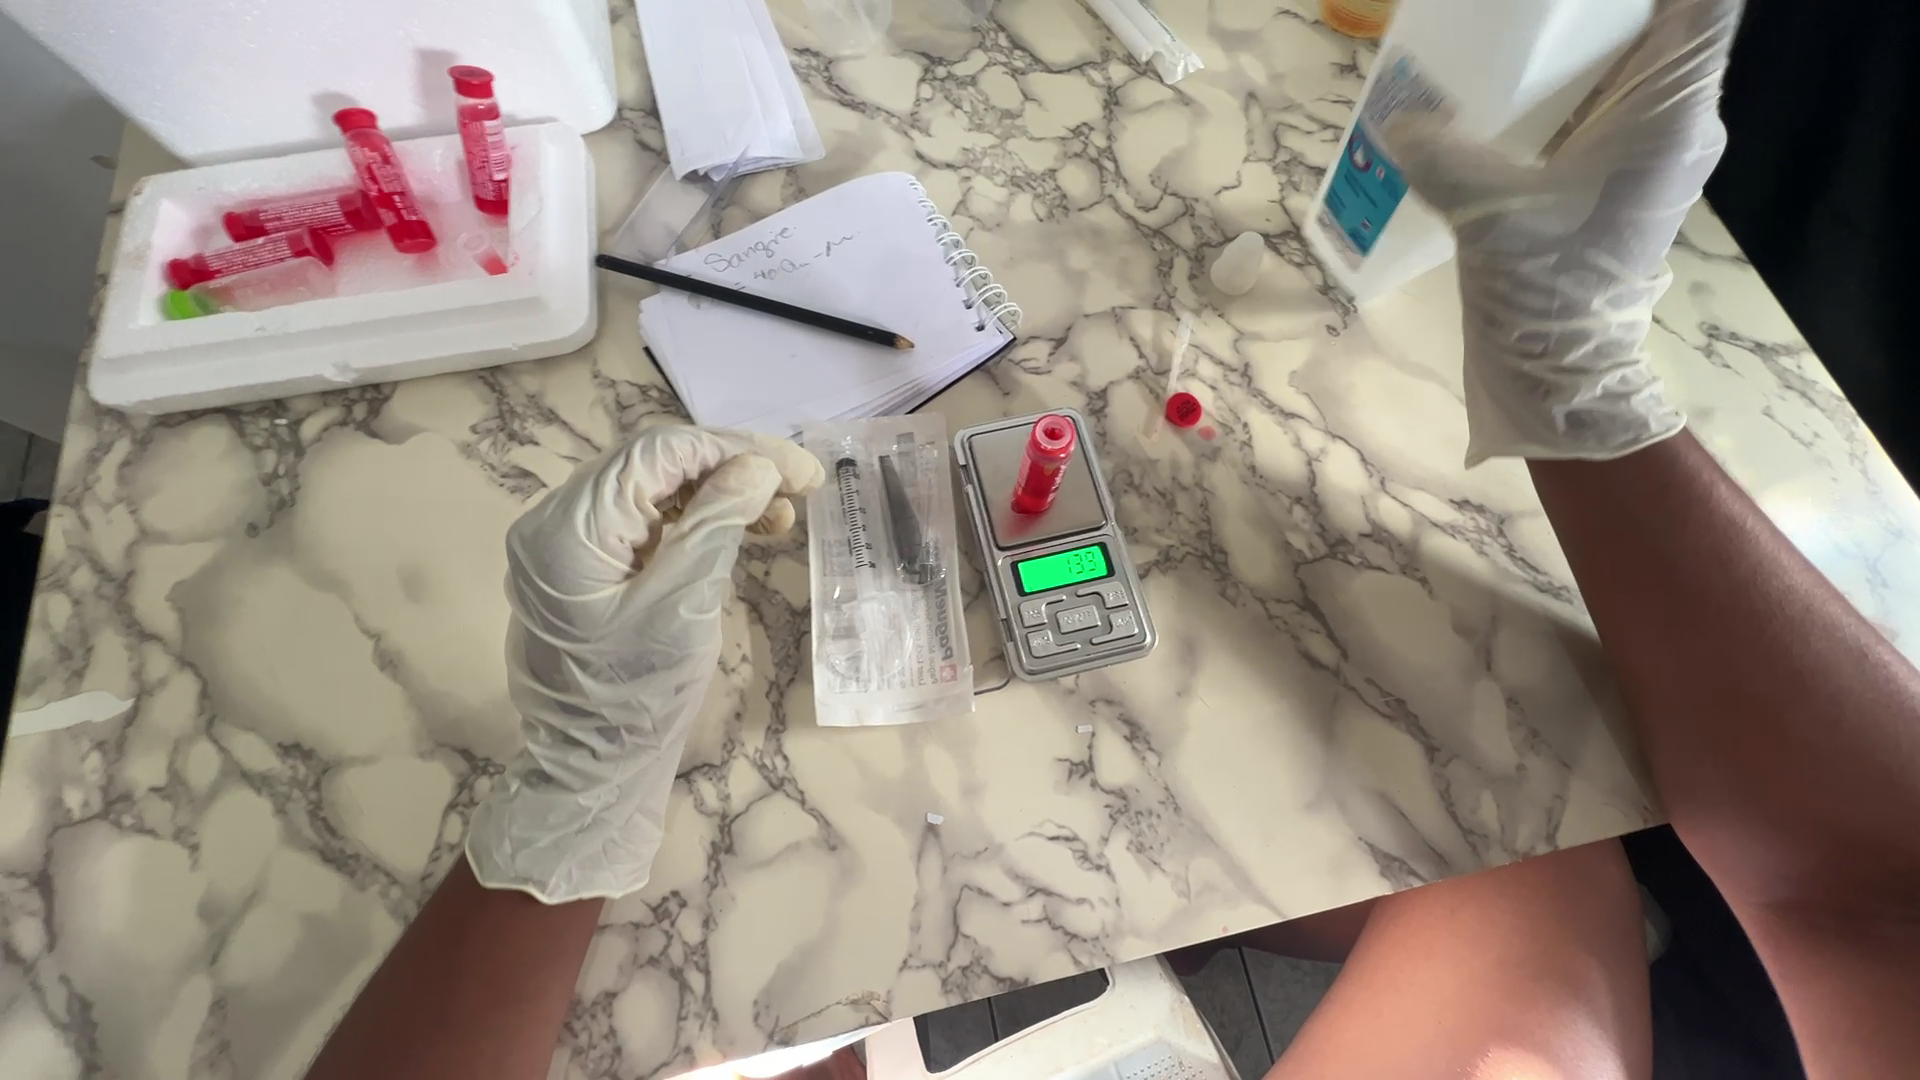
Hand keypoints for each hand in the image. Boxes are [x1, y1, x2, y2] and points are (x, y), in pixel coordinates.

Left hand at [466, 426, 823, 902]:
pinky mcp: (597, 562)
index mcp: (568, 529)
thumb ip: (716, 525)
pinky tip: (753, 526)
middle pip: (657, 463)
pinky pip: (655, 521)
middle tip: (802, 481)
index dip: (734, 450)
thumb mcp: (683, 607)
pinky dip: (704, 518)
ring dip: (725, 490)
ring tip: (785, 509)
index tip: (800, 470)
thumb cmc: (636, 697)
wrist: (594, 767)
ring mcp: (576, 541)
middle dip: (735, 464)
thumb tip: (757, 465)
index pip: (657, 454)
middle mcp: (560, 520)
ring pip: (661, 488)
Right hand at [1377, 0, 1741, 465]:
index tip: (1568, 11)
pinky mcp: (1616, 195)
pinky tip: (1499, 125)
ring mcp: (1648, 164)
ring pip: (1624, 83)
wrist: (1556, 373)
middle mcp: (1677, 126)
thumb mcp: (1485, 213)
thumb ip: (1443, 159)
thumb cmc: (1542, 288)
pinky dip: (1557, 113)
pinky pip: (1598, 127)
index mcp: (1671, 113)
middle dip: (1588, 24)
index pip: (1698, 4)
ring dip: (1569, 68)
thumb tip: (1399, 124)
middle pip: (1656, 37)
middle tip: (1518, 27)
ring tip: (1501, 65)